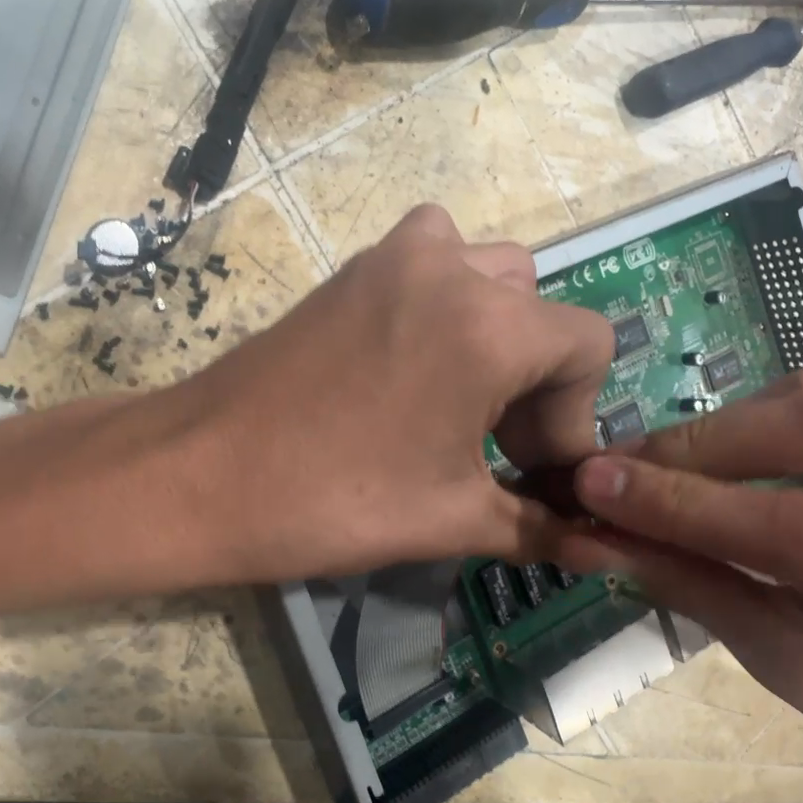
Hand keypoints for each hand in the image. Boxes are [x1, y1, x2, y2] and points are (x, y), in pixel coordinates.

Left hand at [178, 205, 611, 582]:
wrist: (203, 471)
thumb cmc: (334, 499)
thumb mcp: (451, 518)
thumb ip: (538, 525)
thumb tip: (599, 547)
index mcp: (490, 326)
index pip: (589, 343)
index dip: (572, 412)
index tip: (526, 464)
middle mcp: (451, 268)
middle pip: (539, 307)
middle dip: (534, 375)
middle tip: (491, 440)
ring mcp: (394, 256)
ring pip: (486, 271)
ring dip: (494, 327)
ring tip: (454, 394)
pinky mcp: (351, 267)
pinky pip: (429, 256)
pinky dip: (442, 294)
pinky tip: (410, 358)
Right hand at [557, 373, 802, 802]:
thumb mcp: (790, 670)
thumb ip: (691, 584)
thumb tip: (584, 527)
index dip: (695, 503)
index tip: (598, 485)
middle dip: (715, 439)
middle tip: (629, 459)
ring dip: (740, 426)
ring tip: (670, 459)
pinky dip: (781, 423)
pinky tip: (737, 453)